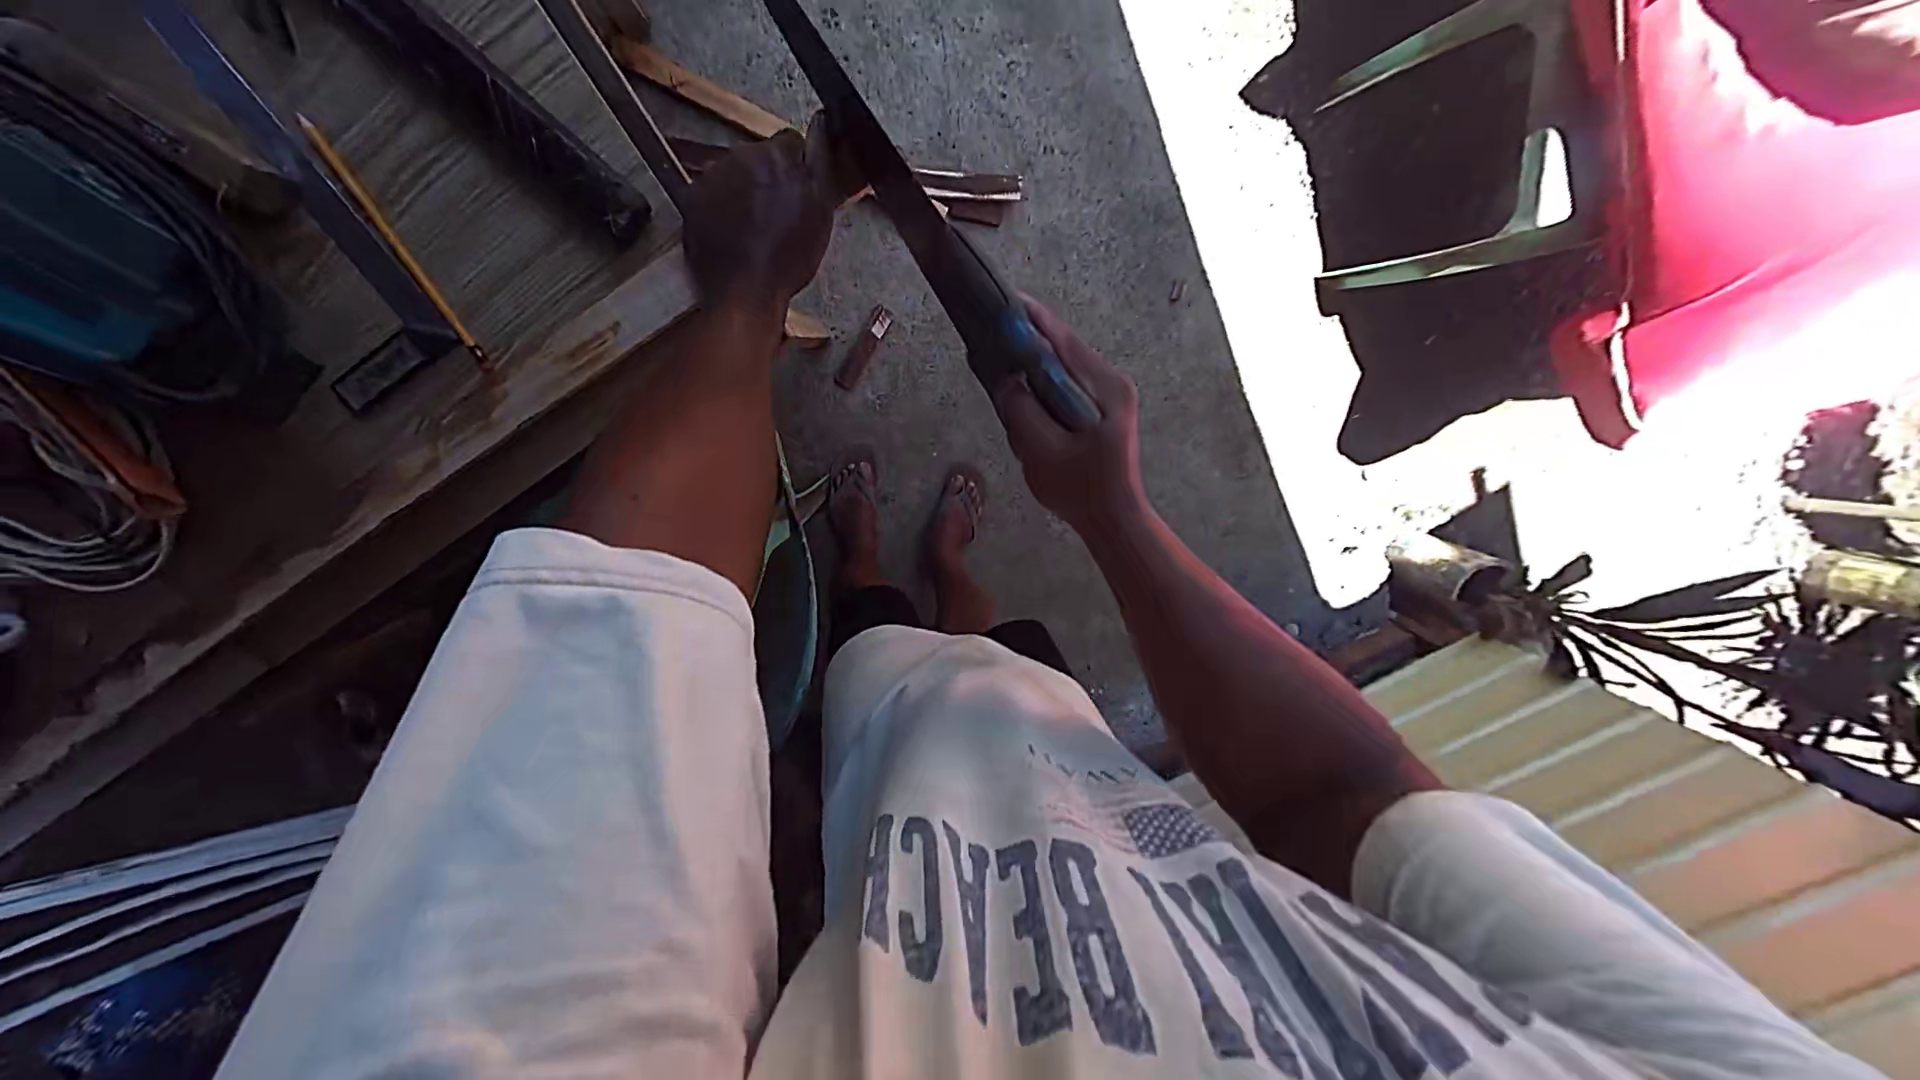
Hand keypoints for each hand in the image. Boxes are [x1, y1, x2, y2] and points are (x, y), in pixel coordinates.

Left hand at [679, 117, 845, 312]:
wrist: (744, 289)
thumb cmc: (784, 260)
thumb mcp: (820, 215)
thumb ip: (821, 171)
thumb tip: (822, 138)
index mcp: (776, 157)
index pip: (791, 141)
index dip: (799, 166)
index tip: (800, 188)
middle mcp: (739, 157)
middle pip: (760, 157)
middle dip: (770, 178)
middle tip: (781, 215)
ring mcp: (712, 176)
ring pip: (735, 174)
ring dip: (745, 192)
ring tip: (757, 229)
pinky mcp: (693, 199)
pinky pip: (712, 194)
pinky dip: (722, 208)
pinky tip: (735, 234)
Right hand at [992, 296, 1144, 530]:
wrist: (1114, 519)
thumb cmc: (1081, 491)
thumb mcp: (1043, 453)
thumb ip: (1022, 412)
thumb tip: (1006, 379)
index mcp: (1105, 390)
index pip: (1063, 340)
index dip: (1032, 318)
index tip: (1003, 299)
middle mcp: (1113, 383)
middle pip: (1065, 348)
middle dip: (1030, 339)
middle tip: (994, 333)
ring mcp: (1112, 395)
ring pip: (1066, 365)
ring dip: (1037, 363)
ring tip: (1005, 360)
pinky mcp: (1105, 408)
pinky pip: (1069, 382)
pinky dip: (1046, 382)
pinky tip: (1027, 391)